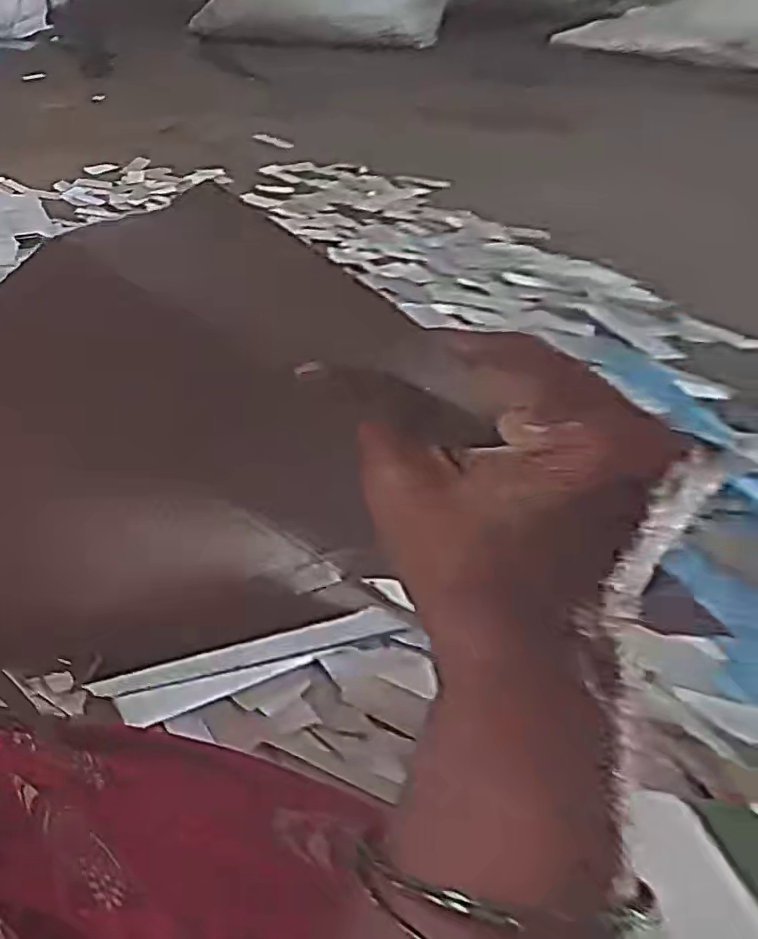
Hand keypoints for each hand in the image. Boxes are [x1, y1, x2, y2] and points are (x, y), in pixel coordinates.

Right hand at [357, 333, 682, 630]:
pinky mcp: (646, 481)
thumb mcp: (400, 479)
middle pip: (541, 370)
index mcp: (594, 434)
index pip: (509, 355)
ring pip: (559, 393)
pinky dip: (520, 416)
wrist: (519, 640)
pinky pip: (576, 422)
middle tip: (399, 373)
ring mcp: (655, 462)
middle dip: (462, 369)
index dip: (435, 347)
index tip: (383, 350)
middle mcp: (645, 439)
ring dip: (491, 391)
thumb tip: (331, 372)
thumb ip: (375, 413)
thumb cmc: (462, 569)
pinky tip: (472, 427)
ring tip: (428, 398)